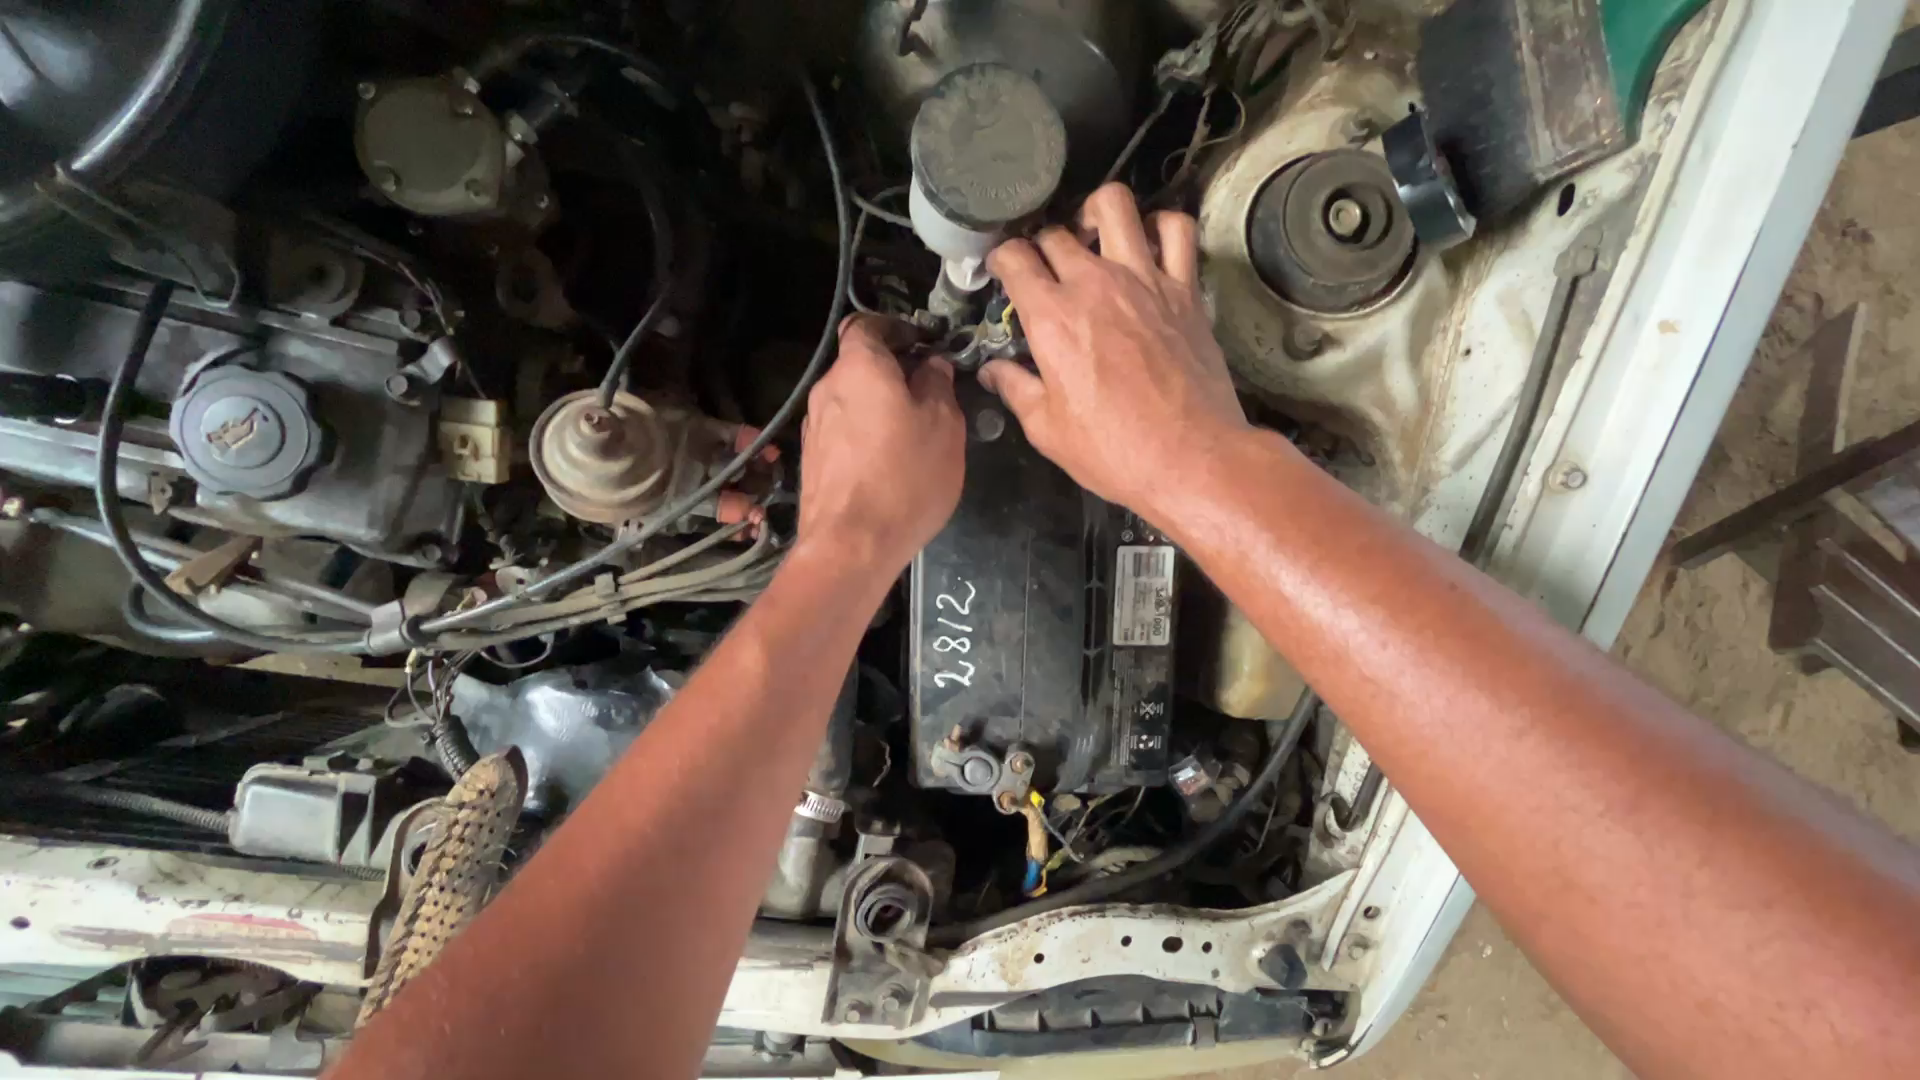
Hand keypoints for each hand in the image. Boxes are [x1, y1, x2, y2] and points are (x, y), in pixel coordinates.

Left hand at [796, 314, 964, 571]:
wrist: (851, 545)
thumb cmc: (905, 477)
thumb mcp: (943, 426)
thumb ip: (938, 386)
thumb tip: (932, 366)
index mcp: (859, 368)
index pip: (867, 325)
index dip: (896, 328)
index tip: (921, 343)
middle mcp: (827, 390)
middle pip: (859, 366)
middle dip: (892, 373)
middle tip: (928, 394)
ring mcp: (814, 428)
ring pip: (851, 403)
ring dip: (879, 409)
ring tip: (912, 435)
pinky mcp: (812, 462)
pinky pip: (843, 434)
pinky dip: (865, 437)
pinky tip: (887, 464)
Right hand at [979, 183, 1249, 516]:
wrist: (1190, 458)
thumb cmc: (1112, 450)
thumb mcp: (1046, 429)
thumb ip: (1015, 388)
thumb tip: (992, 371)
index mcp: (1051, 318)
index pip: (1014, 258)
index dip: (1000, 259)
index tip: (1002, 273)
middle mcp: (1094, 284)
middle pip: (1055, 233)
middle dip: (1039, 246)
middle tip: (1042, 270)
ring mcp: (1144, 279)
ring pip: (1114, 205)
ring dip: (1094, 213)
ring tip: (1091, 237)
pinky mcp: (1184, 288)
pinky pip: (1176, 230)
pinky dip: (1159, 226)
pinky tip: (1147, 245)